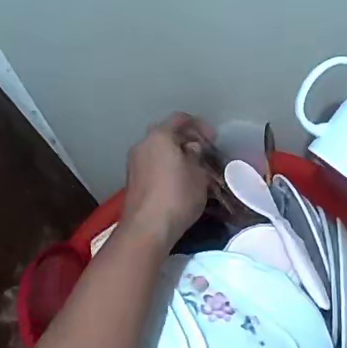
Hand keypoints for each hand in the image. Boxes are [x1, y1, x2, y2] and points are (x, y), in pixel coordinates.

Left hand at [117, 113, 214, 249]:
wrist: (146, 228)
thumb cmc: (177, 196)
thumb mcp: (199, 175)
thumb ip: (197, 156)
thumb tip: (192, 150)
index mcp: (159, 136)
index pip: (180, 119)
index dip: (199, 125)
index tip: (213, 139)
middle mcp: (143, 144)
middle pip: (166, 133)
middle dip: (186, 139)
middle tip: (204, 150)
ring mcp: (134, 162)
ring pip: (158, 149)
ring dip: (175, 153)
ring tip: (194, 166)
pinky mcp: (133, 180)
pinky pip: (152, 163)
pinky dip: (166, 165)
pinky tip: (180, 179)